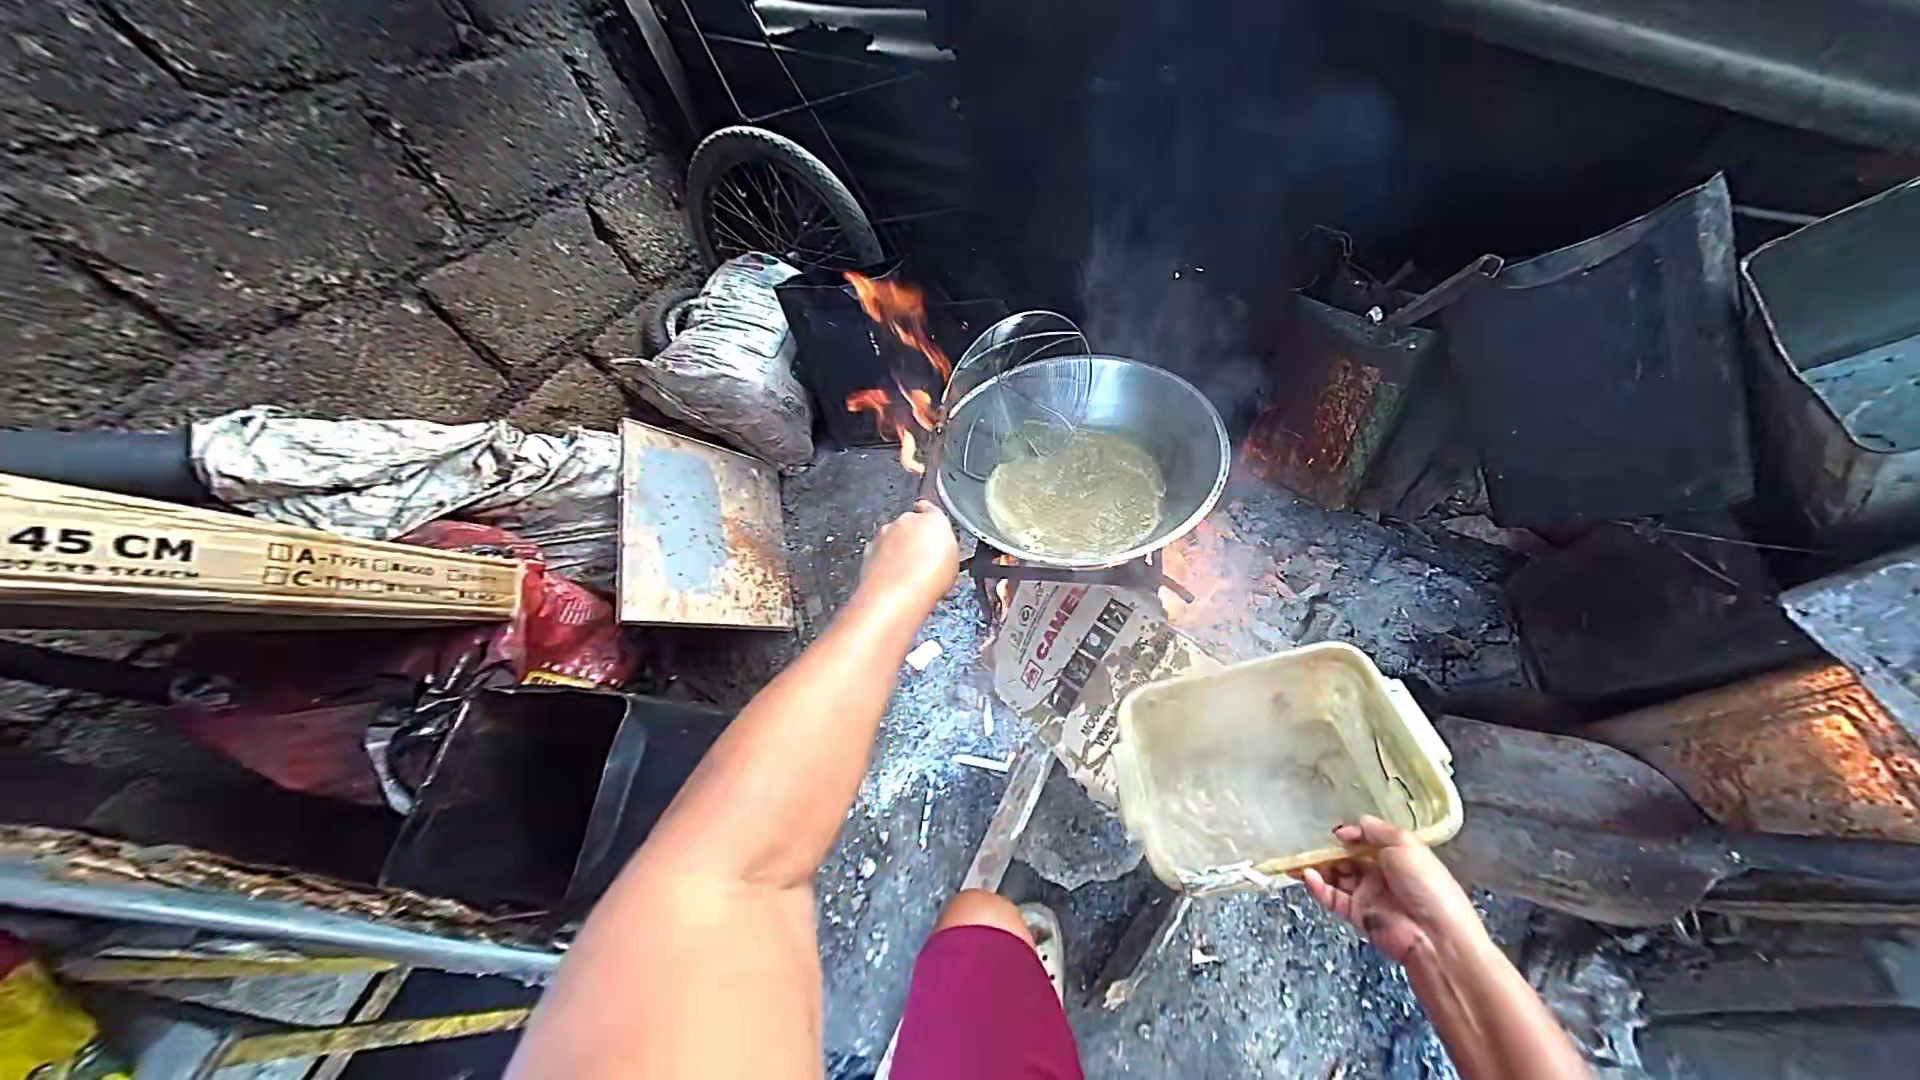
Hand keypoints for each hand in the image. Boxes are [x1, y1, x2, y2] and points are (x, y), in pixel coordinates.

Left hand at [857, 501, 958, 613]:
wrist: (897, 593)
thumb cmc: (929, 579)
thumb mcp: (953, 564)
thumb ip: (945, 547)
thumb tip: (942, 550)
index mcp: (933, 520)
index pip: (931, 510)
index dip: (929, 516)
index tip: (929, 521)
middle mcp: (907, 521)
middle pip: (910, 524)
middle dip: (913, 537)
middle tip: (921, 559)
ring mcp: (885, 533)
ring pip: (893, 536)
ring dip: (897, 548)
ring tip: (906, 572)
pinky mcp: (870, 548)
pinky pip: (879, 550)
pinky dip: (883, 559)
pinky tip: (891, 576)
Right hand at [1299, 816, 1484, 965]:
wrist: (1436, 937)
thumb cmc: (1426, 885)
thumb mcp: (1405, 844)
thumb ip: (1375, 830)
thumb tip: (1348, 827)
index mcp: (1396, 857)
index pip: (1365, 841)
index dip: (1349, 835)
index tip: (1335, 832)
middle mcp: (1381, 875)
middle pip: (1347, 858)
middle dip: (1328, 850)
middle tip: (1309, 843)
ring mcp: (1368, 895)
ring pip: (1336, 876)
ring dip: (1319, 866)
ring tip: (1302, 859)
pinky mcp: (1357, 914)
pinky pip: (1332, 898)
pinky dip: (1318, 887)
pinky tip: (1308, 876)